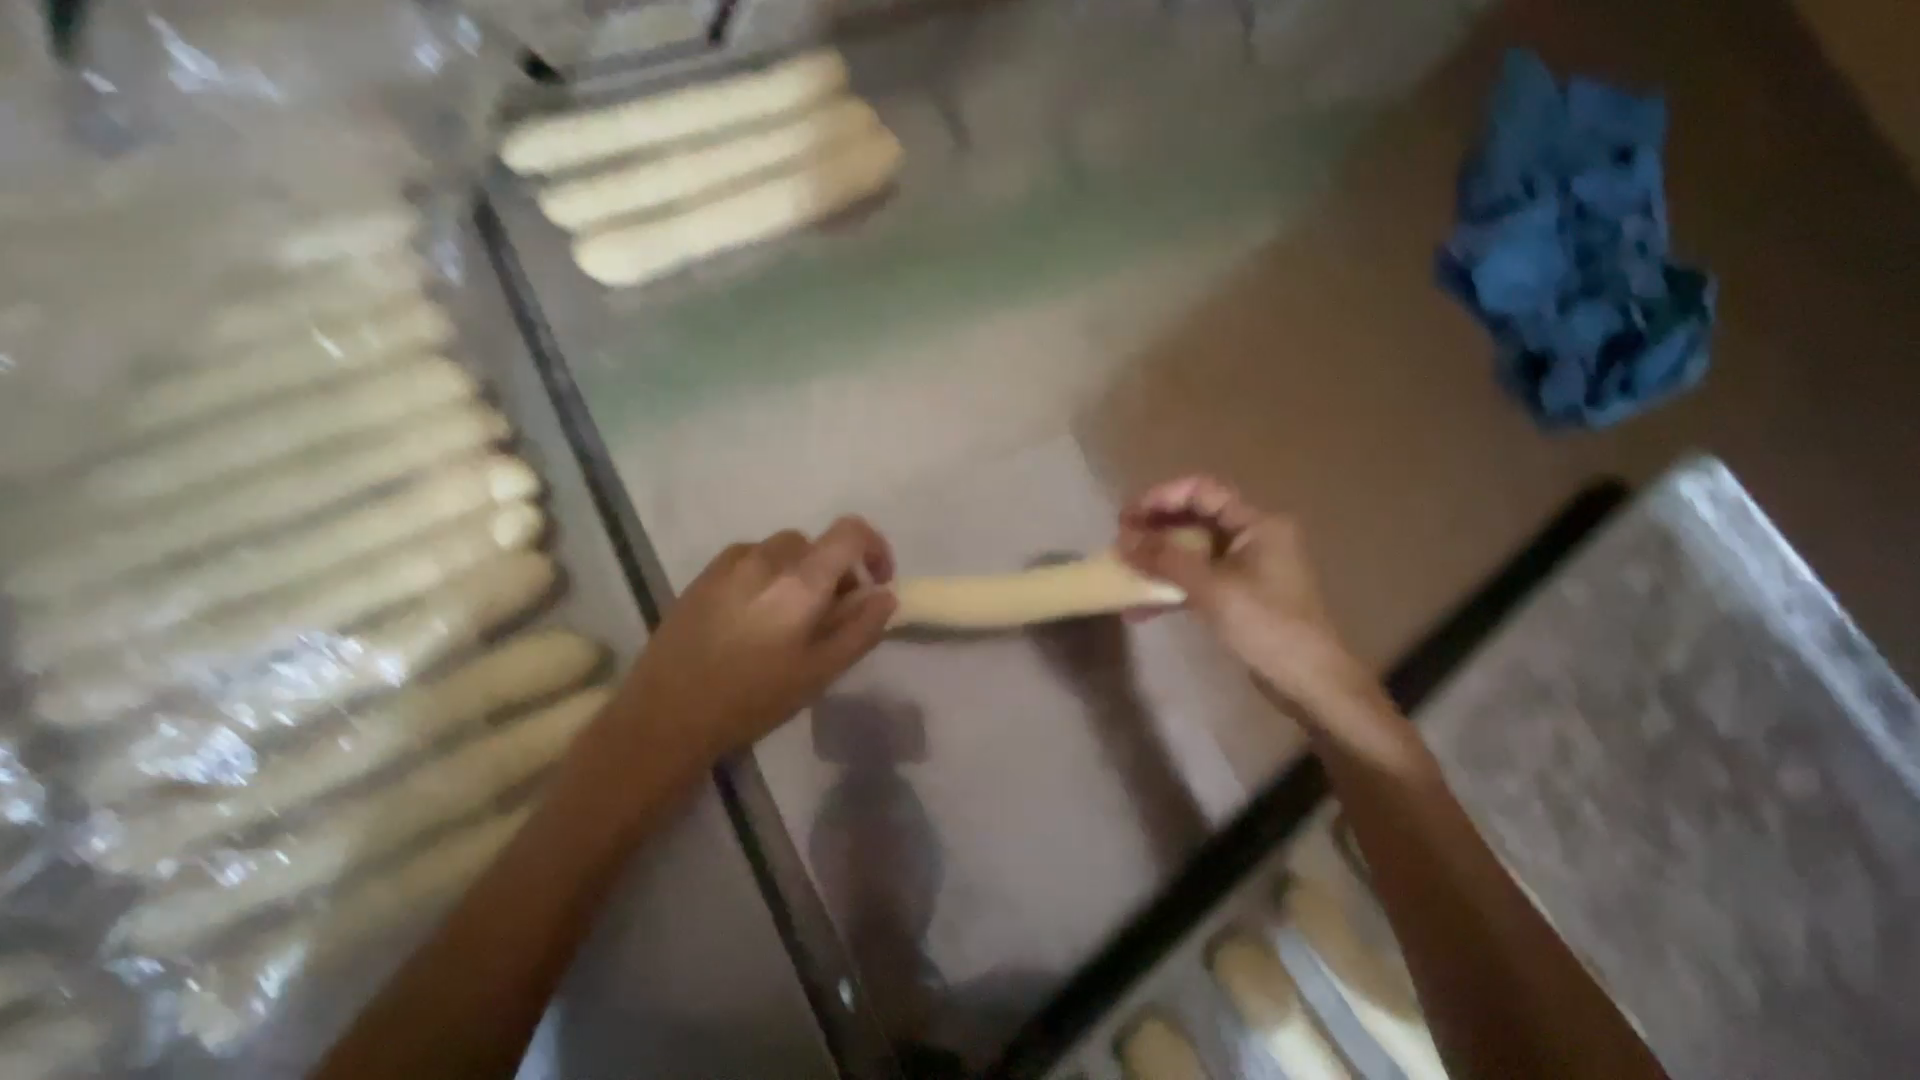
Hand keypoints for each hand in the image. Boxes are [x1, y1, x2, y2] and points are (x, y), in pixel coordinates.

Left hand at [609, 517, 898, 766]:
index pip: (850, 532)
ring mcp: (729, 564)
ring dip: (798, 573)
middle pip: (815, 544)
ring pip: (781, 551)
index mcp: (800, 581)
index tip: (876, 583)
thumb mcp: (820, 673)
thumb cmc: (753, 699)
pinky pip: (748, 560)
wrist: (667, 714)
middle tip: (831, 618)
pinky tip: (752, 619)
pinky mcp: (702, 576)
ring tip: (788, 621)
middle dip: (834, 572)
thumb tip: (885, 595)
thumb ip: (860, 629)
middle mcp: (766, 559)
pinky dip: (765, 576)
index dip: (874, 548)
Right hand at [1117, 476, 1367, 709]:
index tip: (1125, 518)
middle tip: (1119, 546)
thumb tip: (1121, 542)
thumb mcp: (1213, 589)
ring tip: (1124, 575)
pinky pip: (1197, 580)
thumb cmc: (1267, 625)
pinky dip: (1171, 588)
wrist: (1310, 680)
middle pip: (1194, 519)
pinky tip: (1140, 609)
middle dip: (1154, 531)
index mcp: (1257, 524)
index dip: (1160, 497)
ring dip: (1158, 562)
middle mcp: (1253, 537)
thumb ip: (1166, 561)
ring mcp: (1246, 567)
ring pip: (1192, 552)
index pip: (1202, 491)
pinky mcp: (1238, 595)